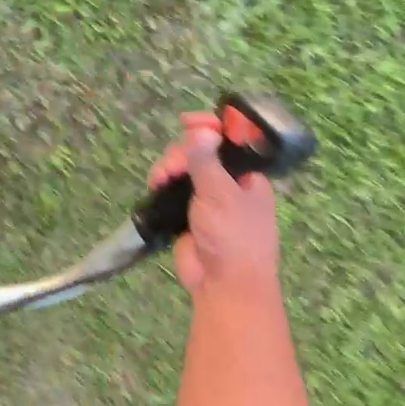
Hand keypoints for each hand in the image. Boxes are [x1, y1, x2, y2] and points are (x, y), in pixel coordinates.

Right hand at [148, 111, 280, 300]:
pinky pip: (172, 186)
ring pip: (183, 167)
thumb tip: (202, 127)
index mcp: (248, 176)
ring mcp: (208, 197)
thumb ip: (206, 159)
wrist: (223, 284)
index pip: (231, 139)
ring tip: (160, 182)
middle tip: (173, 169)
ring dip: (168, 168)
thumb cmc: (234, 237)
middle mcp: (229, 182)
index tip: (187, 121)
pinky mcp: (188, 211)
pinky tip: (156, 188)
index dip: (210, 126)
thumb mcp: (220, 193)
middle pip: (200, 149)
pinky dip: (162, 183)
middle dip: (181, 153)